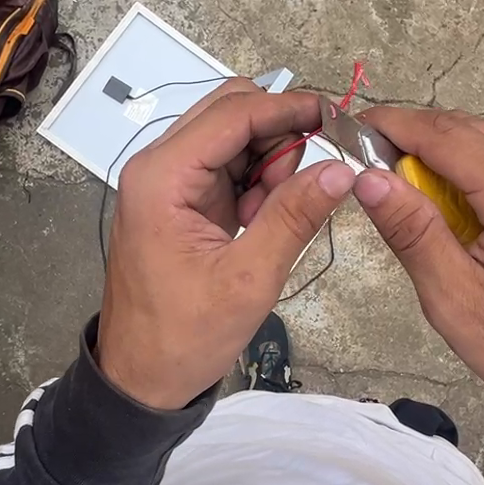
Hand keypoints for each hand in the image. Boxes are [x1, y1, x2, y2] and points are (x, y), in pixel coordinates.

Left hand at [96, 80, 356, 409]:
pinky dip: (254, 181)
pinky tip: (261, 219)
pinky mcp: (179, 199)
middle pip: (228, 113)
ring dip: (267, 159)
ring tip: (278, 212)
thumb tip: (342, 168)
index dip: (287, 108)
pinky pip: (225, 167)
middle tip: (309, 178)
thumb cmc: (185, 335)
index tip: (336, 116)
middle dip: (277, 133)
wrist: (141, 377)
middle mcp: (157, 165)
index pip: (232, 114)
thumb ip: (293, 216)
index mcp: (161, 177)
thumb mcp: (248, 279)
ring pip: (230, 137)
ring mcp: (167, 180)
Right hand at [352, 107, 483, 468]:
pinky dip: (469, 169)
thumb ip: (413, 232)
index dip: (392, 125)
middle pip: (467, 130)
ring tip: (397, 182)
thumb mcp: (458, 301)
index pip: (444, 135)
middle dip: (412, 135)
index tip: (349, 129)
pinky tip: (446, 202)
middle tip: (364, 160)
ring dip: (439, 151)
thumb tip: (368, 177)